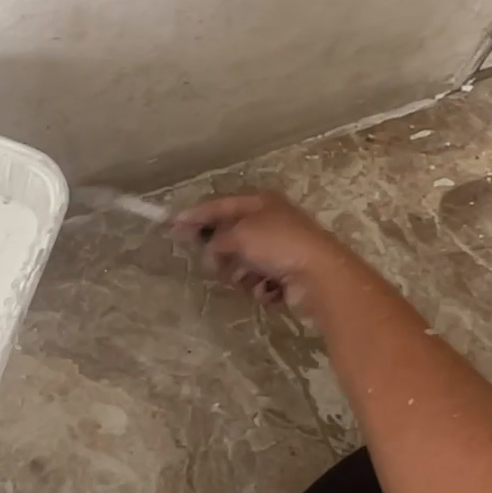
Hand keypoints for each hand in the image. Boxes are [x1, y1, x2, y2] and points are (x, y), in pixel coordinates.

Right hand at [172, 192, 361, 314]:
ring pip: (242, 264)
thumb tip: (209, 250)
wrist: (319, 275)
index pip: (220, 205)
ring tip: (250, 279)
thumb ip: (216, 239)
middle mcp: (270, 222)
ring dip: (241, 274)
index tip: (171, 225)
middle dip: (222, 253)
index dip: (196, 215)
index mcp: (261, 202)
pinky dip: (260, 287)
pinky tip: (269, 290)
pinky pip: (258, 282)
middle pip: (231, 237)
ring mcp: (279, 250)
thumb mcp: (240, 234)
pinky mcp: (285, 276)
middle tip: (214, 264)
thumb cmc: (278, 244)